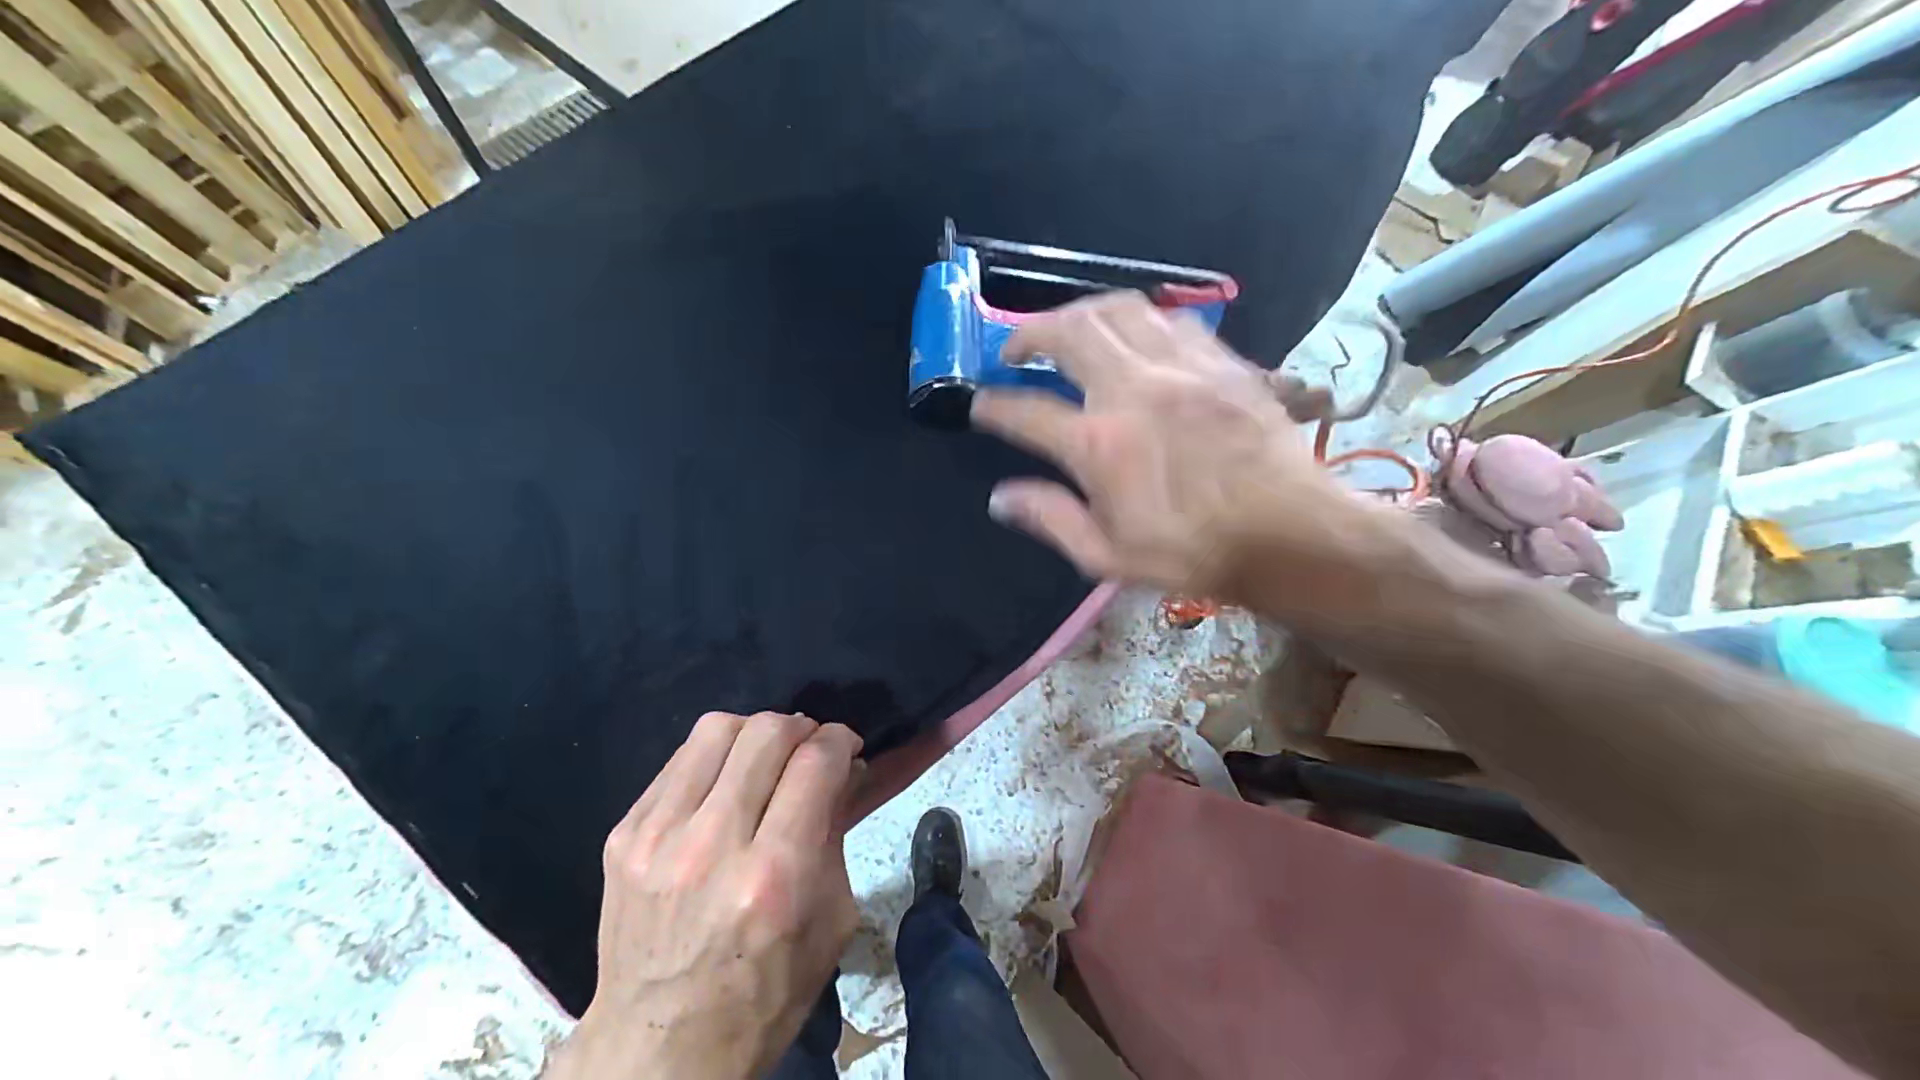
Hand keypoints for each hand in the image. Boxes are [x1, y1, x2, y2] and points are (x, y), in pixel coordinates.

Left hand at [546, 712, 862, 1079]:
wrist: (660, 1049)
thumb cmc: (764, 994)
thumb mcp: (831, 921)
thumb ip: (836, 833)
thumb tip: (840, 768)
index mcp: (774, 876)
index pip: (815, 762)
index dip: (840, 739)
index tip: (846, 746)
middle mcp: (712, 845)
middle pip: (767, 731)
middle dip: (803, 728)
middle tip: (810, 750)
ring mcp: (657, 836)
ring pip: (718, 728)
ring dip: (755, 733)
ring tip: (765, 759)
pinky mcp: (624, 834)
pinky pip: (679, 759)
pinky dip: (715, 758)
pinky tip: (723, 785)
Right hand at [971, 292, 1371, 606]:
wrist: (1289, 534)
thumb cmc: (1192, 552)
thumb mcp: (1108, 556)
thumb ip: (1050, 519)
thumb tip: (1001, 497)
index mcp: (1099, 445)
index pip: (1026, 411)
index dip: (993, 406)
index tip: (980, 404)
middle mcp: (1134, 391)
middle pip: (1069, 332)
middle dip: (1029, 332)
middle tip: (1017, 349)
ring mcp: (1181, 369)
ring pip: (1119, 309)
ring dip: (1081, 313)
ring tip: (1069, 331)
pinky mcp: (1221, 362)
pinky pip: (1170, 319)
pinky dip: (1138, 321)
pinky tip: (1134, 338)